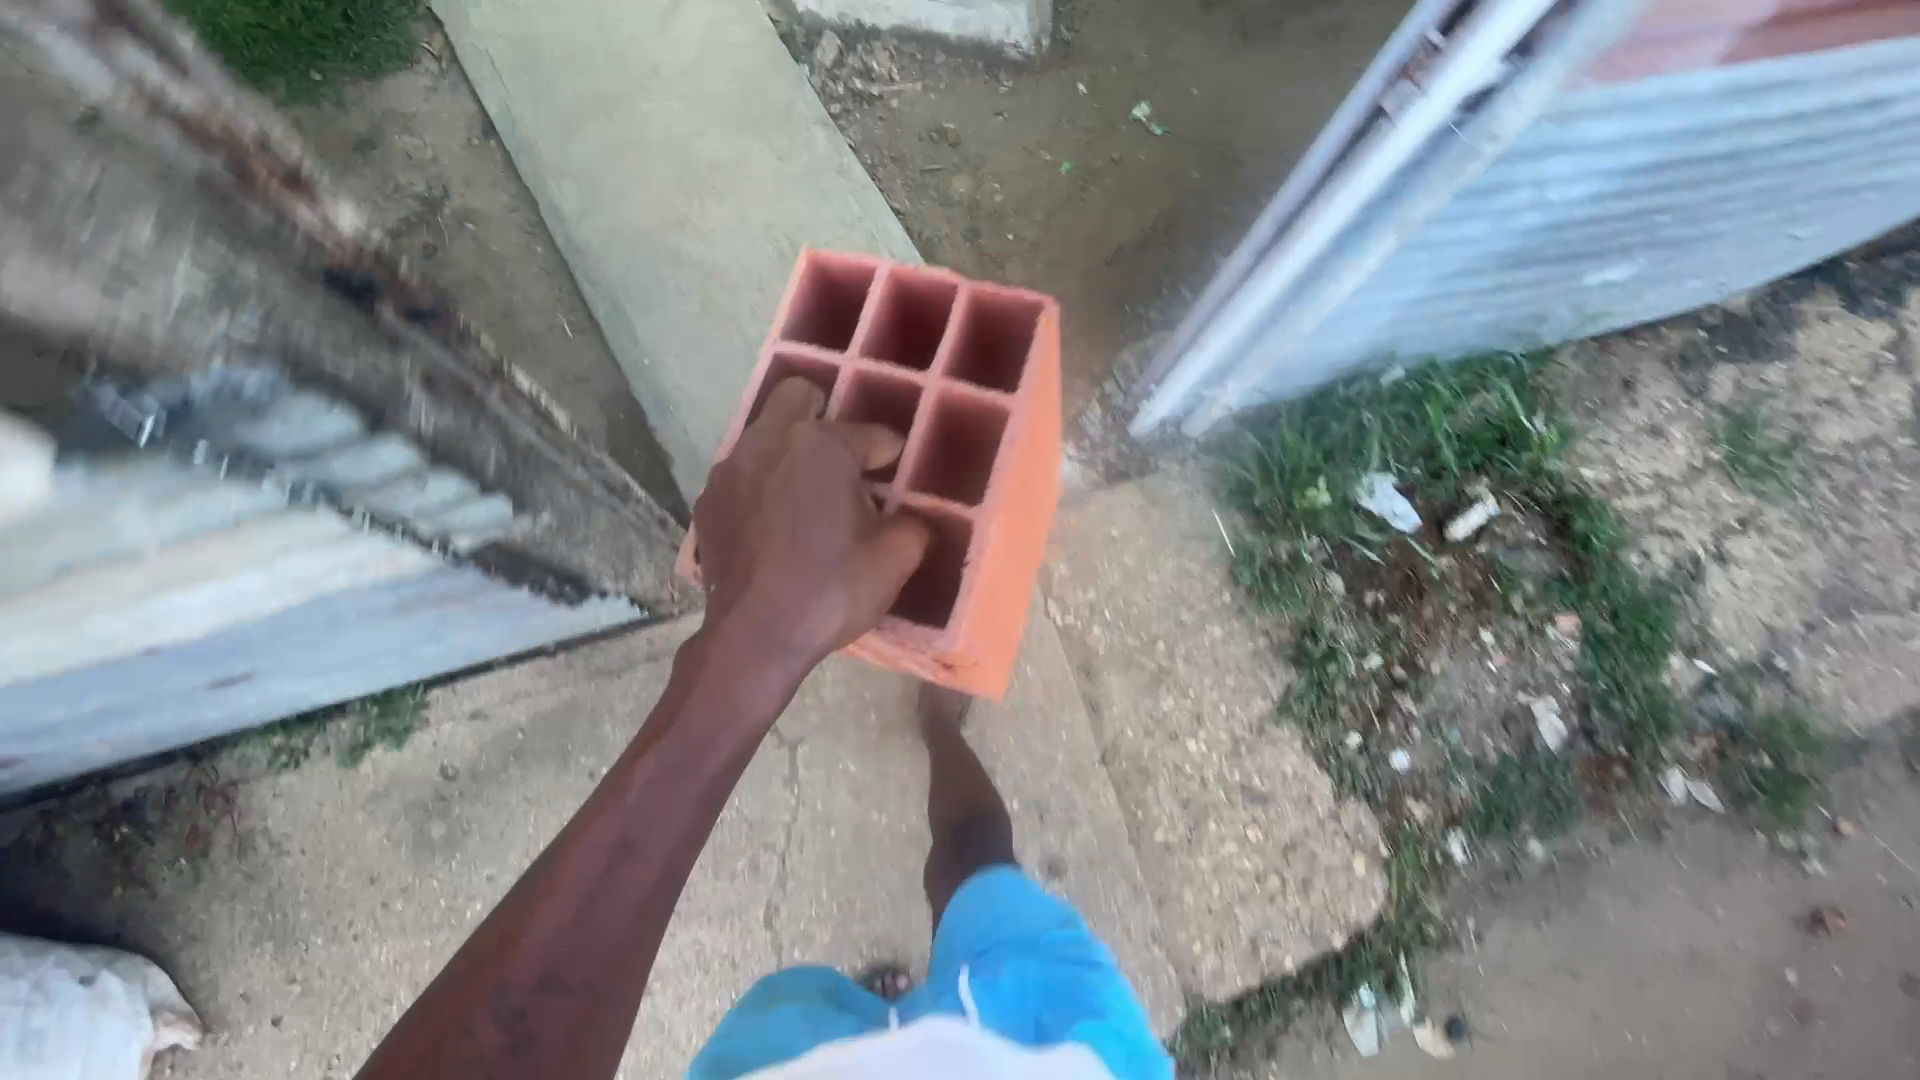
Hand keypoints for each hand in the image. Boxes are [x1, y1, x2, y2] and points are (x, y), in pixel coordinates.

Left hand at [693, 378, 930, 677]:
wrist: (755, 637)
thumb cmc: (831, 590)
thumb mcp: (896, 558)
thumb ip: (914, 524)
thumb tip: (910, 518)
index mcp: (822, 445)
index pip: (872, 434)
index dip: (891, 455)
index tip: (896, 474)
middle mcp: (770, 441)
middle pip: (799, 396)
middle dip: (825, 416)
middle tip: (843, 461)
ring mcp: (731, 470)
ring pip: (765, 434)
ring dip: (790, 452)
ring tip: (807, 496)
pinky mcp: (708, 502)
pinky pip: (743, 475)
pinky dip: (762, 486)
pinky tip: (774, 525)